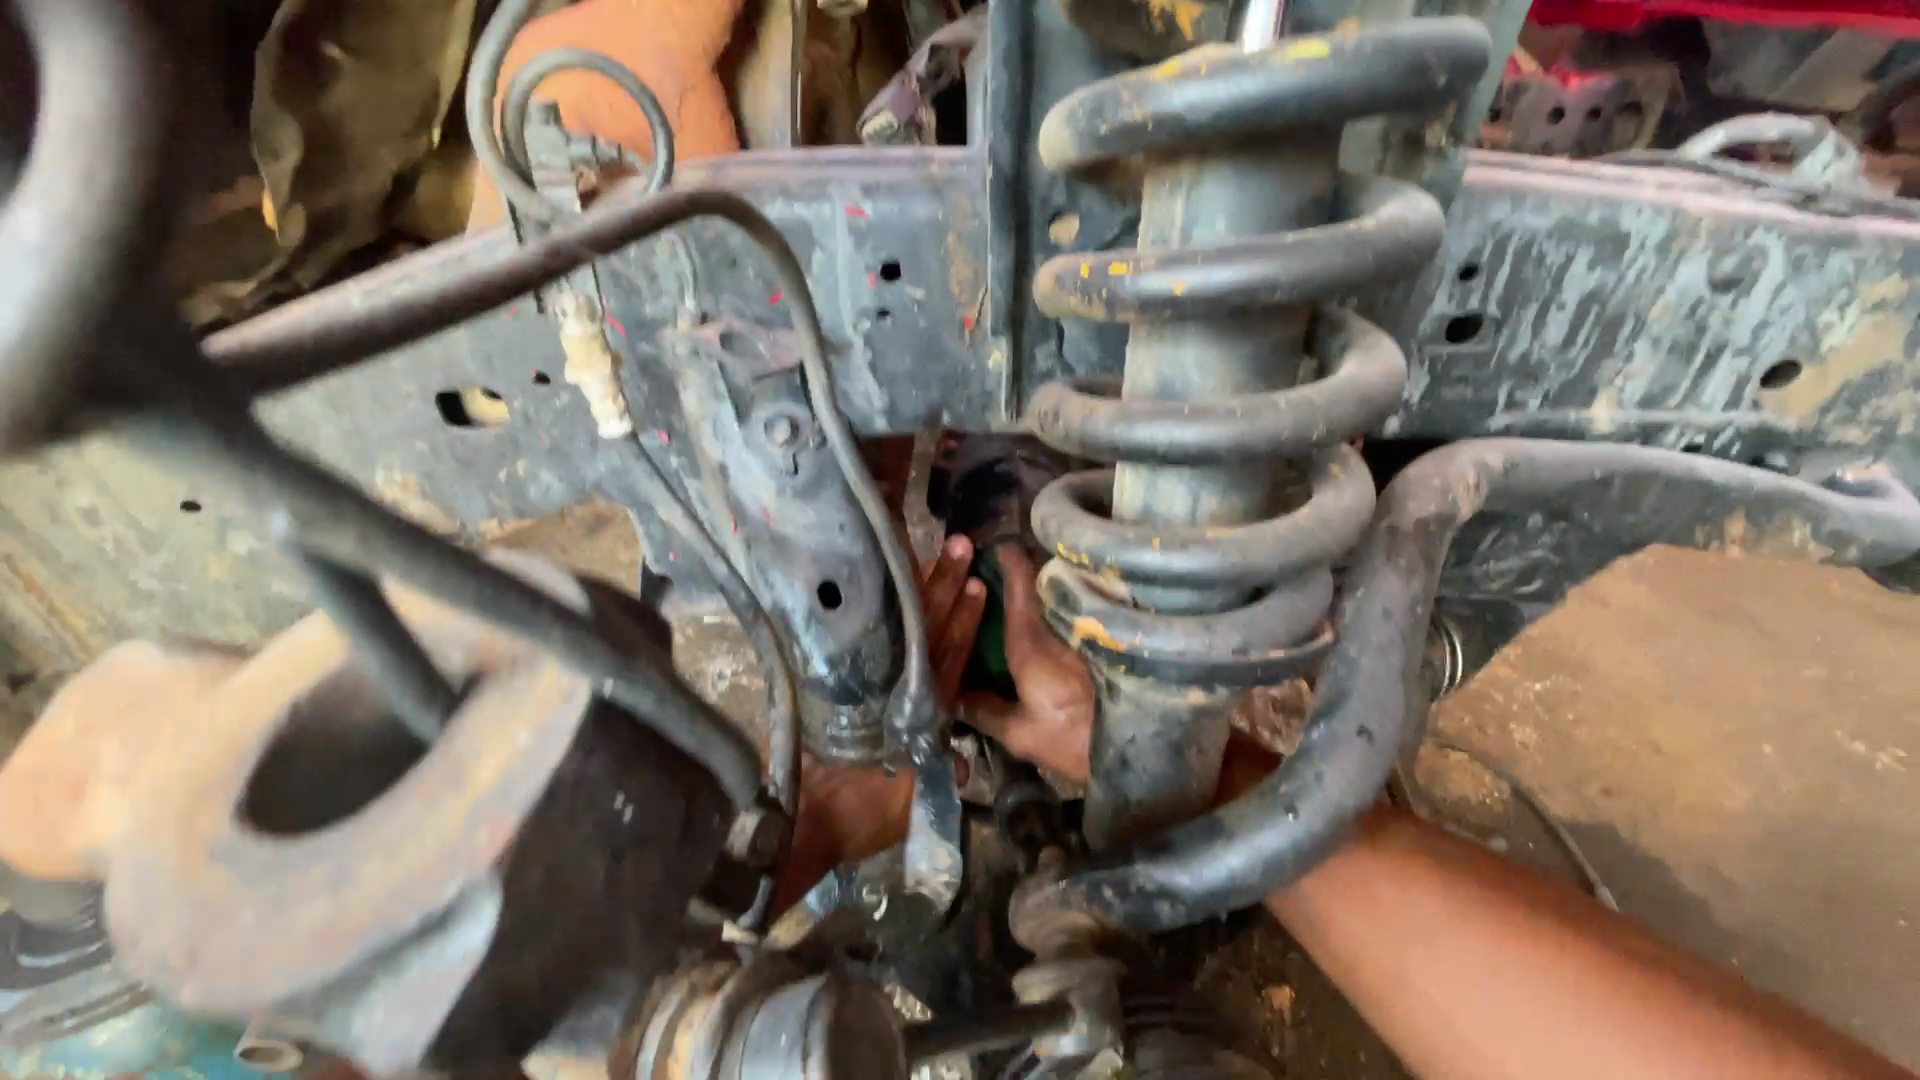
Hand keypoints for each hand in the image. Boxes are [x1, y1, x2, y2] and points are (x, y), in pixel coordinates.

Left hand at [775, 535, 988, 910]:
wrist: (803, 820)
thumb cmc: (858, 815)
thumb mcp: (908, 801)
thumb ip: (936, 772)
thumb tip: (959, 762)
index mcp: (920, 713)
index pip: (949, 657)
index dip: (965, 622)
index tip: (977, 586)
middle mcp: (896, 689)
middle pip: (926, 629)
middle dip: (944, 587)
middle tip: (959, 545)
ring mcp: (867, 681)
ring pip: (898, 625)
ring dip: (917, 587)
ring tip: (932, 551)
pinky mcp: (833, 680)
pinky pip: (861, 635)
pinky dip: (875, 606)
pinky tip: (883, 578)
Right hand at [963, 544, 1095, 785]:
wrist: (1140, 753)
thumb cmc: (1076, 740)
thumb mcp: (1020, 734)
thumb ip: (984, 711)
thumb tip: (953, 696)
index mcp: (1032, 642)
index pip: (1020, 581)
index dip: (1007, 558)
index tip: (994, 545)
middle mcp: (1060, 625)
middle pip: (1042, 581)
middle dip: (1023, 570)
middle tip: (1001, 567)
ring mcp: (1087, 630)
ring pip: (1061, 595)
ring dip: (1045, 587)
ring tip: (1026, 588)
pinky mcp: (1104, 642)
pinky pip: (1075, 612)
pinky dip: (1062, 607)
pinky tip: (1054, 619)